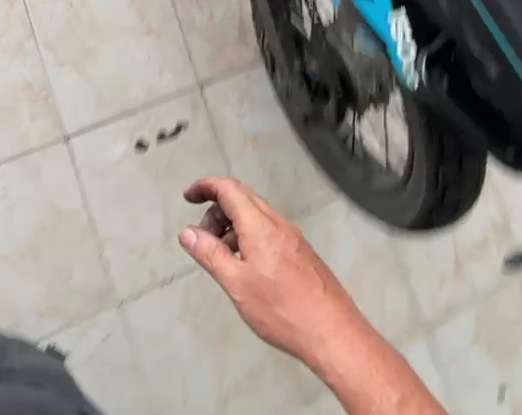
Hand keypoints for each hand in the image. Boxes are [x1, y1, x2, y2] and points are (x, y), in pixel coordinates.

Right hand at [176, 177, 370, 369]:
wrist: (335, 335)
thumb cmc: (284, 310)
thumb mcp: (237, 283)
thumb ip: (209, 254)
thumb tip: (186, 232)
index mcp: (260, 225)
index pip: (228, 188)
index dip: (204, 186)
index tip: (188, 197)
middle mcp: (278, 224)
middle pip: (241, 198)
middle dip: (216, 210)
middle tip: (202, 237)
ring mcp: (293, 238)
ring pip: (255, 215)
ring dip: (232, 225)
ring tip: (223, 257)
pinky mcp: (301, 253)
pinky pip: (268, 231)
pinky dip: (248, 236)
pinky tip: (246, 266)